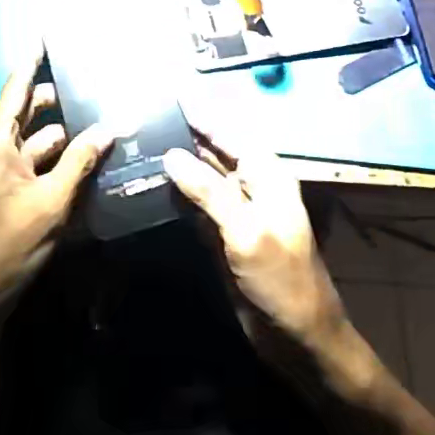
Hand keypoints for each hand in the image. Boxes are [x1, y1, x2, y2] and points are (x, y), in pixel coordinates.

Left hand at [0, 53, 117, 324]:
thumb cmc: (7, 243)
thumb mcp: (50, 202)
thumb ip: (79, 163)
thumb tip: (109, 127)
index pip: (18, 85)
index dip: (34, 58)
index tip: (49, 33)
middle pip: (34, 111)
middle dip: (66, 101)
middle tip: (102, 87)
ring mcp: (6, 170)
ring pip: (43, 141)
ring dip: (72, 135)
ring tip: (110, 123)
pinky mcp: (15, 192)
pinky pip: (43, 166)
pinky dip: (66, 162)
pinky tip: (97, 161)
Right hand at [160, 116, 346, 347]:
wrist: (298, 339)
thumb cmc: (283, 280)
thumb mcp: (248, 231)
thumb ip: (209, 191)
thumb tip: (170, 154)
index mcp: (266, 176)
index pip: (228, 134)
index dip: (199, 114)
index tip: (166, 96)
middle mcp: (249, 186)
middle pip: (211, 151)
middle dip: (180, 134)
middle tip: (140, 119)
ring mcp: (233, 211)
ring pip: (198, 176)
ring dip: (172, 162)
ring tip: (136, 143)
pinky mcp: (219, 233)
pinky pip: (191, 203)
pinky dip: (172, 191)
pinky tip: (145, 181)